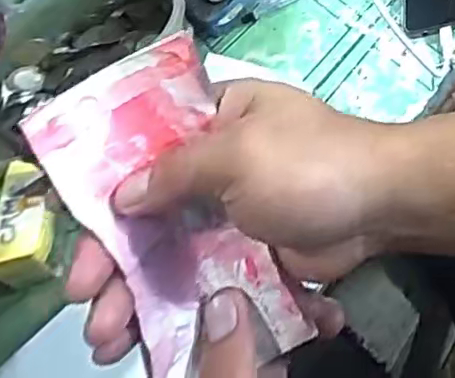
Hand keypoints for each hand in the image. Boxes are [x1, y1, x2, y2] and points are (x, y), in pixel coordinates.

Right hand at [65, 81, 374, 371]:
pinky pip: (194, 274)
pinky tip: (140, 339)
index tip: (76, 225)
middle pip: (149, 203)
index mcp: (224, 114)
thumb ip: (178, 169)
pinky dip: (165, 304)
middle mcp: (222, 156)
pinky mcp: (244, 246)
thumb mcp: (241, 152)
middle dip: (113, 254)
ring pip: (166, 247)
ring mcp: (232, 205)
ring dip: (131, 290)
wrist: (378, 204)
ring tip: (109, 336)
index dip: (107, 180)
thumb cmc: (310, 163)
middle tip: (86, 298)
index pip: (150, 139)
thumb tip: (123, 192)